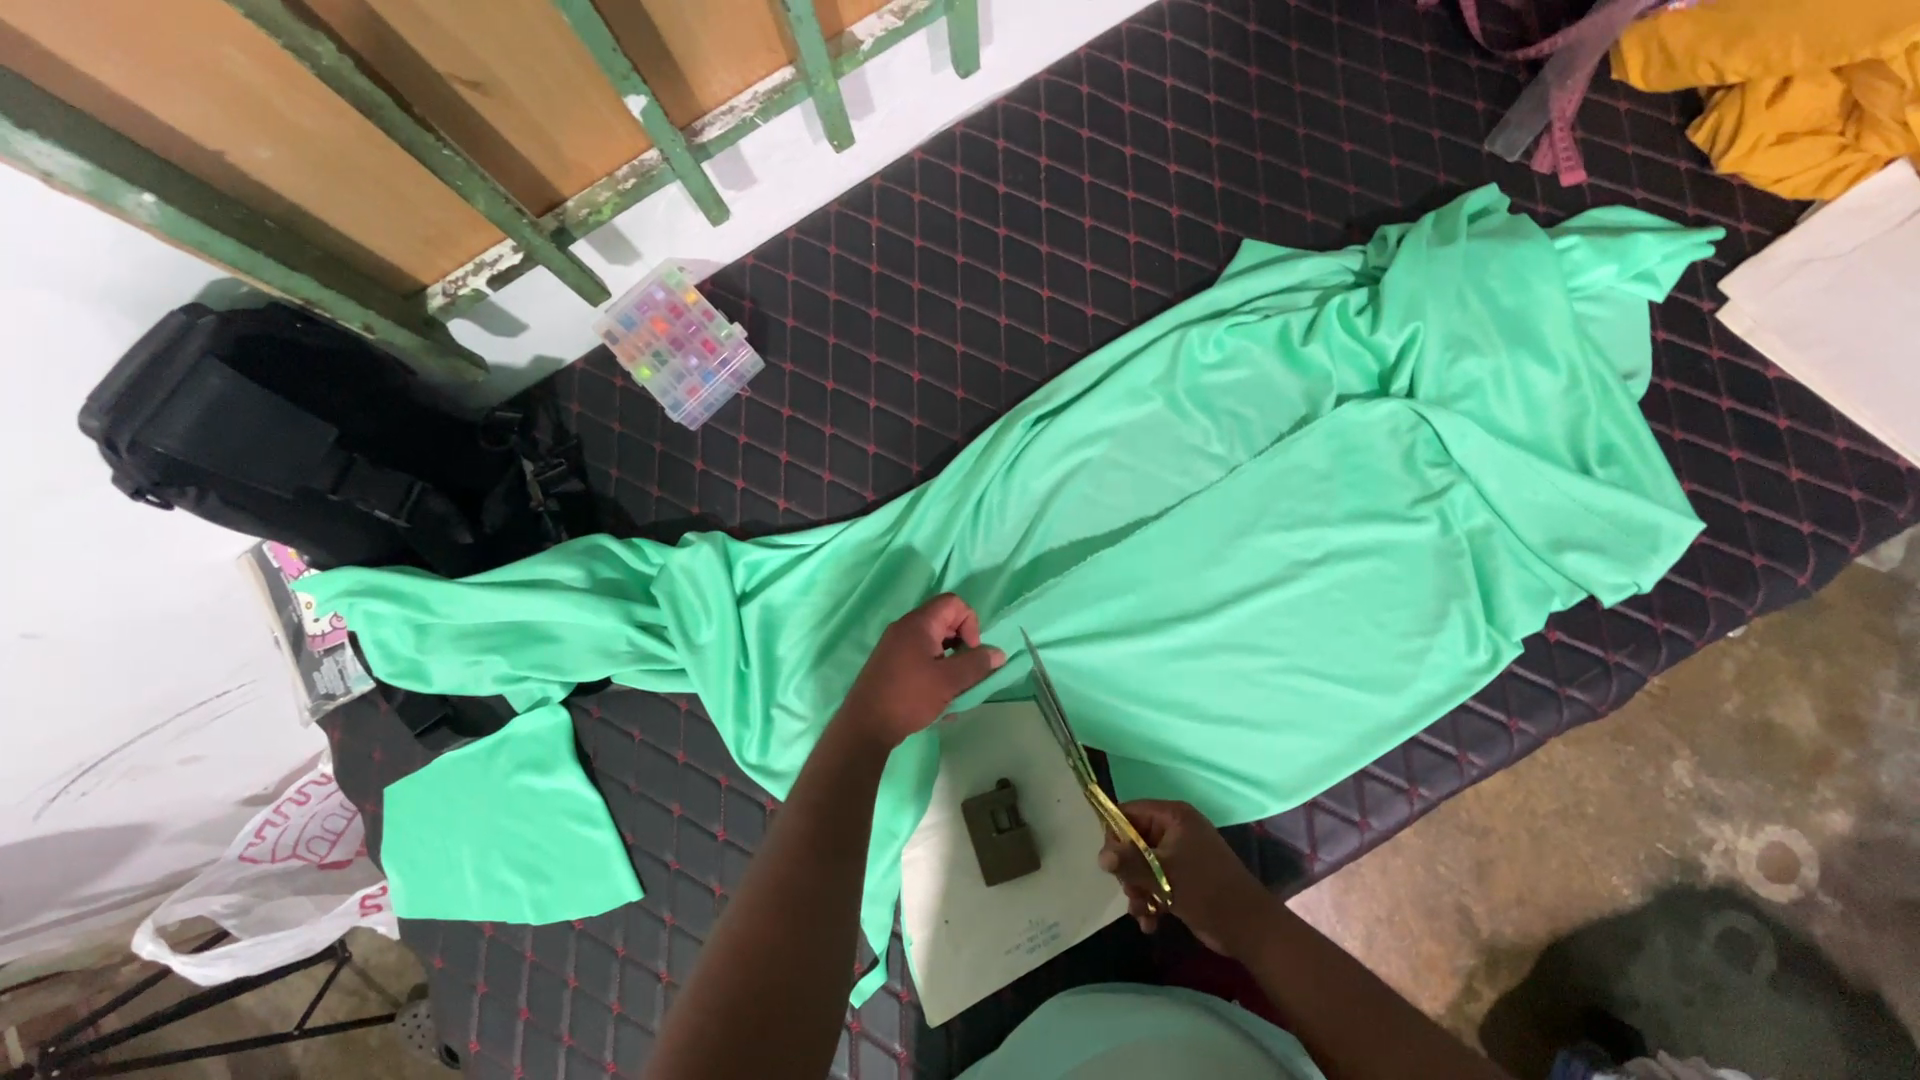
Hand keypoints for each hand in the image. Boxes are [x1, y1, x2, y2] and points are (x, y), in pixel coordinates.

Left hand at [834, 593, 1005, 749]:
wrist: (865, 725)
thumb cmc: (909, 697)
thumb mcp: (949, 681)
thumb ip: (977, 664)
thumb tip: (998, 653)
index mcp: (918, 624)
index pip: (954, 603)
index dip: (970, 623)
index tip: (970, 652)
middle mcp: (904, 629)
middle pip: (944, 623)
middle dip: (962, 646)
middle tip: (964, 673)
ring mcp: (895, 647)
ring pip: (934, 645)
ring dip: (950, 664)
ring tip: (954, 692)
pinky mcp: (890, 665)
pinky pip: (921, 660)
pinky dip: (935, 674)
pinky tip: (939, 701)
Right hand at [1098, 799, 1277, 958]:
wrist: (1247, 927)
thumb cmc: (1205, 890)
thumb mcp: (1162, 874)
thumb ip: (1129, 862)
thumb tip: (1101, 856)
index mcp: (1174, 817)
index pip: (1129, 812)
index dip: (1115, 834)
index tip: (1110, 861)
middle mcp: (1176, 831)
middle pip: (1133, 842)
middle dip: (1128, 871)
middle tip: (1130, 890)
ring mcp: (1181, 855)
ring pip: (1142, 866)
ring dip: (1137, 890)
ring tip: (1142, 911)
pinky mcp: (1184, 879)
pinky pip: (1155, 882)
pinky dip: (1150, 900)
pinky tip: (1149, 922)